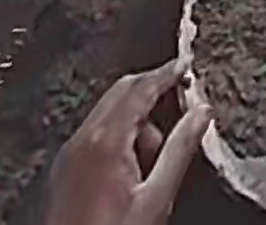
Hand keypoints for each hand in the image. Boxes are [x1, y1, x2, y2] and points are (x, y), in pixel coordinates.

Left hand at [43, 58, 209, 224]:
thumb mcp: (156, 200)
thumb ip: (180, 149)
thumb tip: (201, 114)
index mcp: (105, 140)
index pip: (141, 87)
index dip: (167, 72)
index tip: (185, 64)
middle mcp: (82, 140)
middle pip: (123, 91)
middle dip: (152, 92)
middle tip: (179, 101)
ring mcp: (70, 155)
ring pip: (110, 112)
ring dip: (137, 120)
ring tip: (153, 162)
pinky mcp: (64, 172)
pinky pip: (97, 134)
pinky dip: (119, 136)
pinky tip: (132, 171)